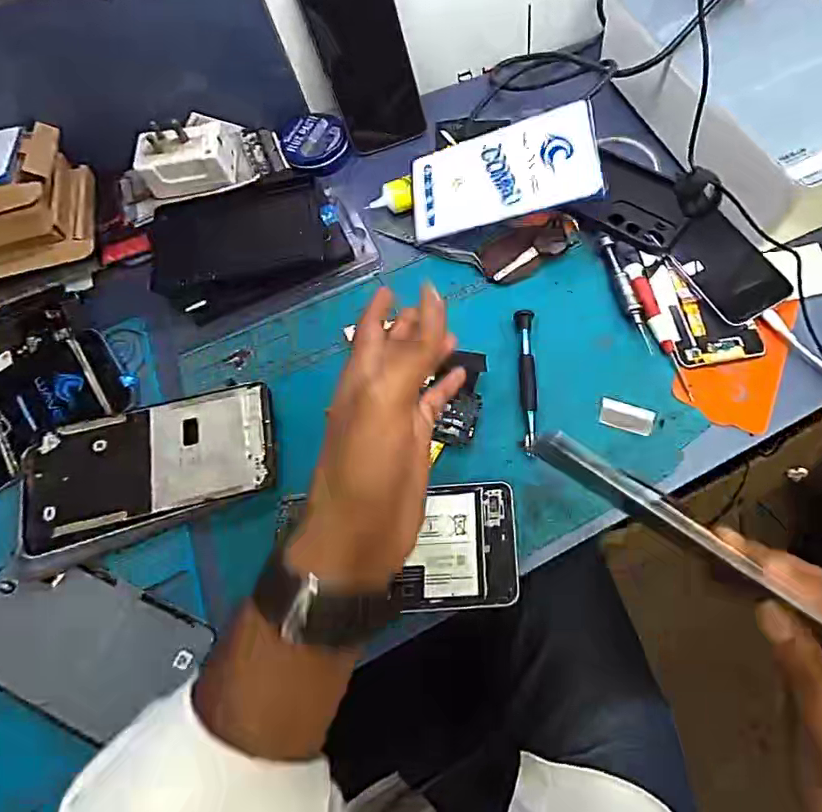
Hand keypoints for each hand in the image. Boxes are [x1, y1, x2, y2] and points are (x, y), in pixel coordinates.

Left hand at [286, 284, 464, 591]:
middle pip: (396, 349)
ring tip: (453, 332)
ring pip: (416, 373)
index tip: (393, 286)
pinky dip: (446, 386)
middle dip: (411, 325)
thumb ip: (411, 350)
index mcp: (362, 378)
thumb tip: (429, 298)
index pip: (370, 331)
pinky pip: (432, 403)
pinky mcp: (415, 439)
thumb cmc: (366, 464)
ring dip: (431, 351)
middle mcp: (377, 392)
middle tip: (433, 304)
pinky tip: (461, 373)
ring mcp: (397, 417)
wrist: (360, 534)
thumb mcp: (386, 398)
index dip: (380, 308)